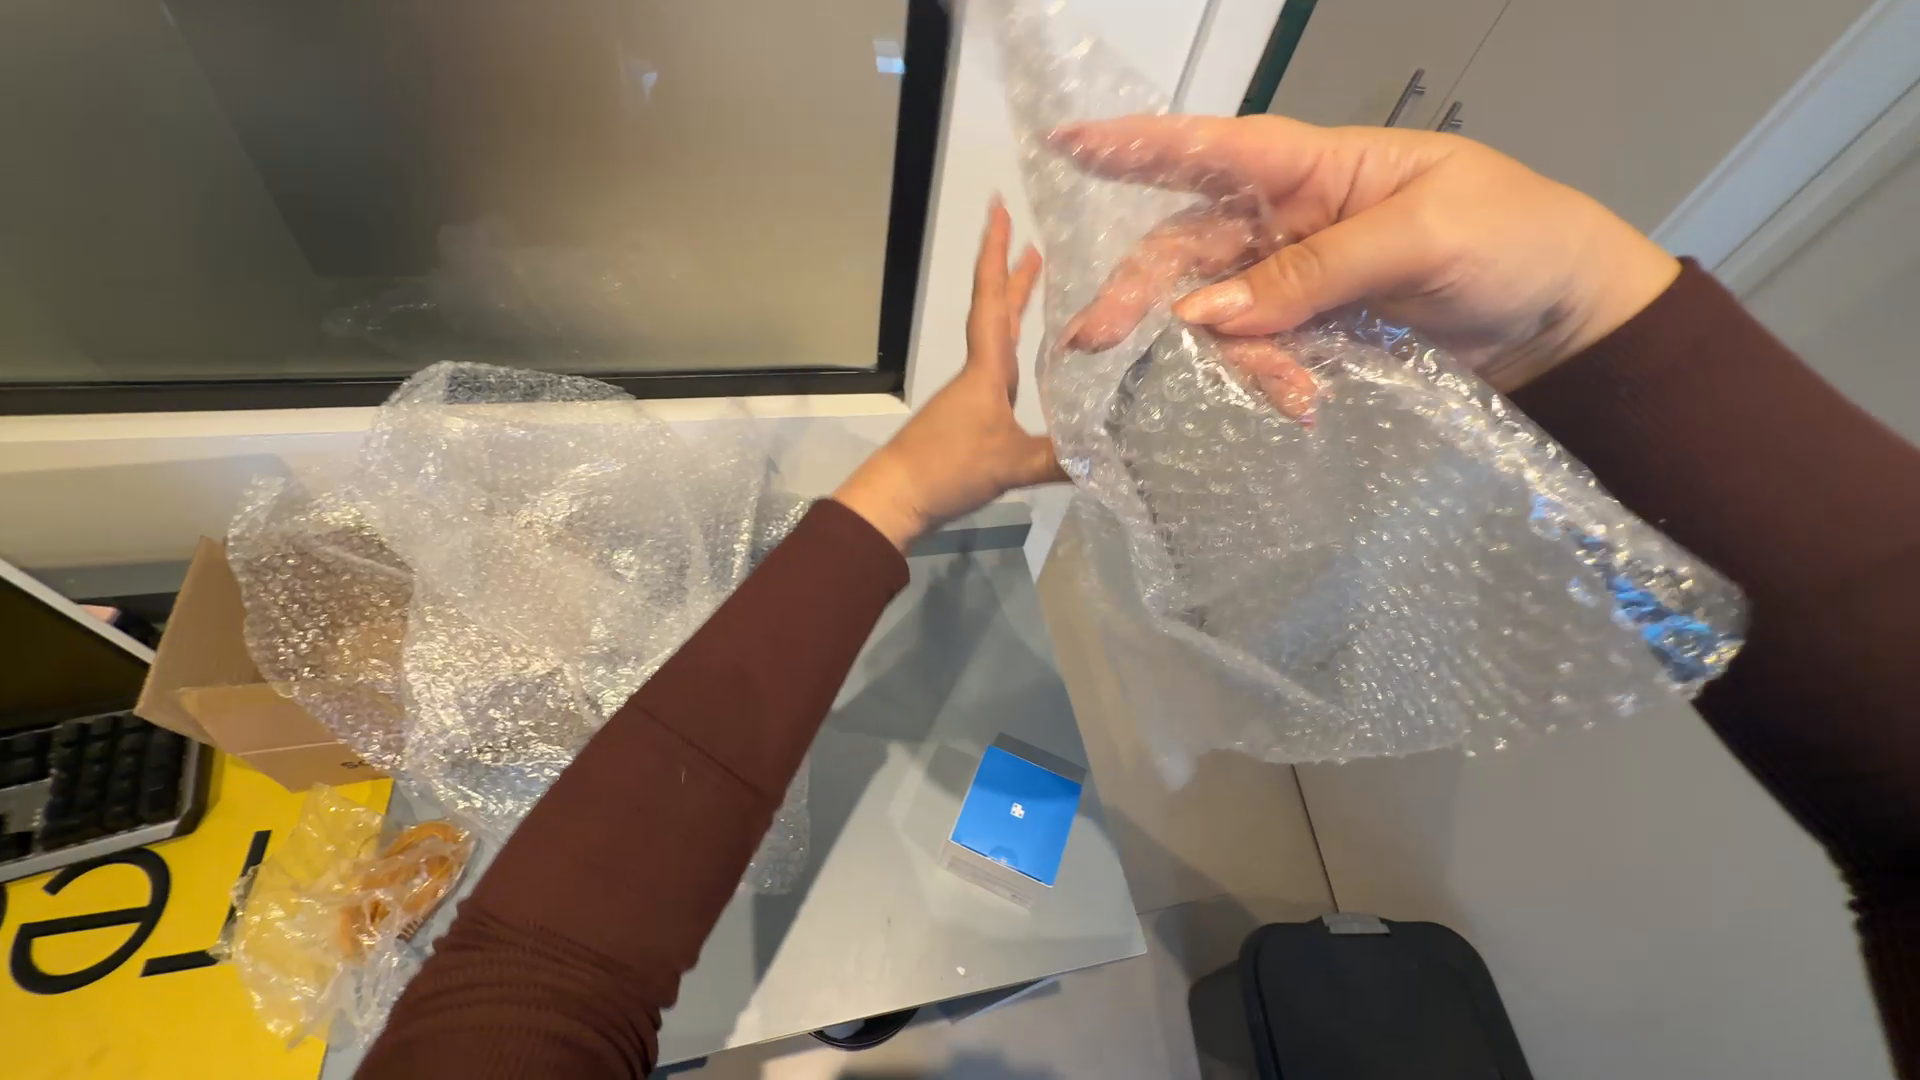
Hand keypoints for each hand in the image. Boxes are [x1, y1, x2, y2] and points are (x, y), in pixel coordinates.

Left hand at [833, 200, 1066, 550]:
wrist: (896, 497)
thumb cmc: (948, 468)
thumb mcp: (1011, 464)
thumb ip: (1061, 460)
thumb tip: (1113, 456)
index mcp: (986, 371)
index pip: (993, 300)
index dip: (996, 254)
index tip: (998, 208)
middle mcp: (977, 374)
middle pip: (995, 314)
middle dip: (1013, 276)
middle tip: (1032, 243)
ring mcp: (970, 397)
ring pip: (995, 341)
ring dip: (1013, 311)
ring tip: (1034, 286)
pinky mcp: (967, 420)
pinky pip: (997, 373)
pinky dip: (1013, 355)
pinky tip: (1023, 370)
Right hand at [1051, 115, 1680, 391]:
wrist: (1560, 326)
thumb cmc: (1516, 244)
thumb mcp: (1424, 239)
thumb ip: (1312, 272)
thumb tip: (1203, 312)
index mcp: (1318, 166)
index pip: (1214, 150)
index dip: (1139, 147)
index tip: (1066, 146)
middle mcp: (1290, 218)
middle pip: (1188, 246)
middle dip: (1140, 290)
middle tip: (1094, 338)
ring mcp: (1294, 279)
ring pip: (1217, 312)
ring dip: (1235, 355)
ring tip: (1291, 392)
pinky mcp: (1305, 329)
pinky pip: (1256, 353)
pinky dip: (1269, 380)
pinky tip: (1304, 403)